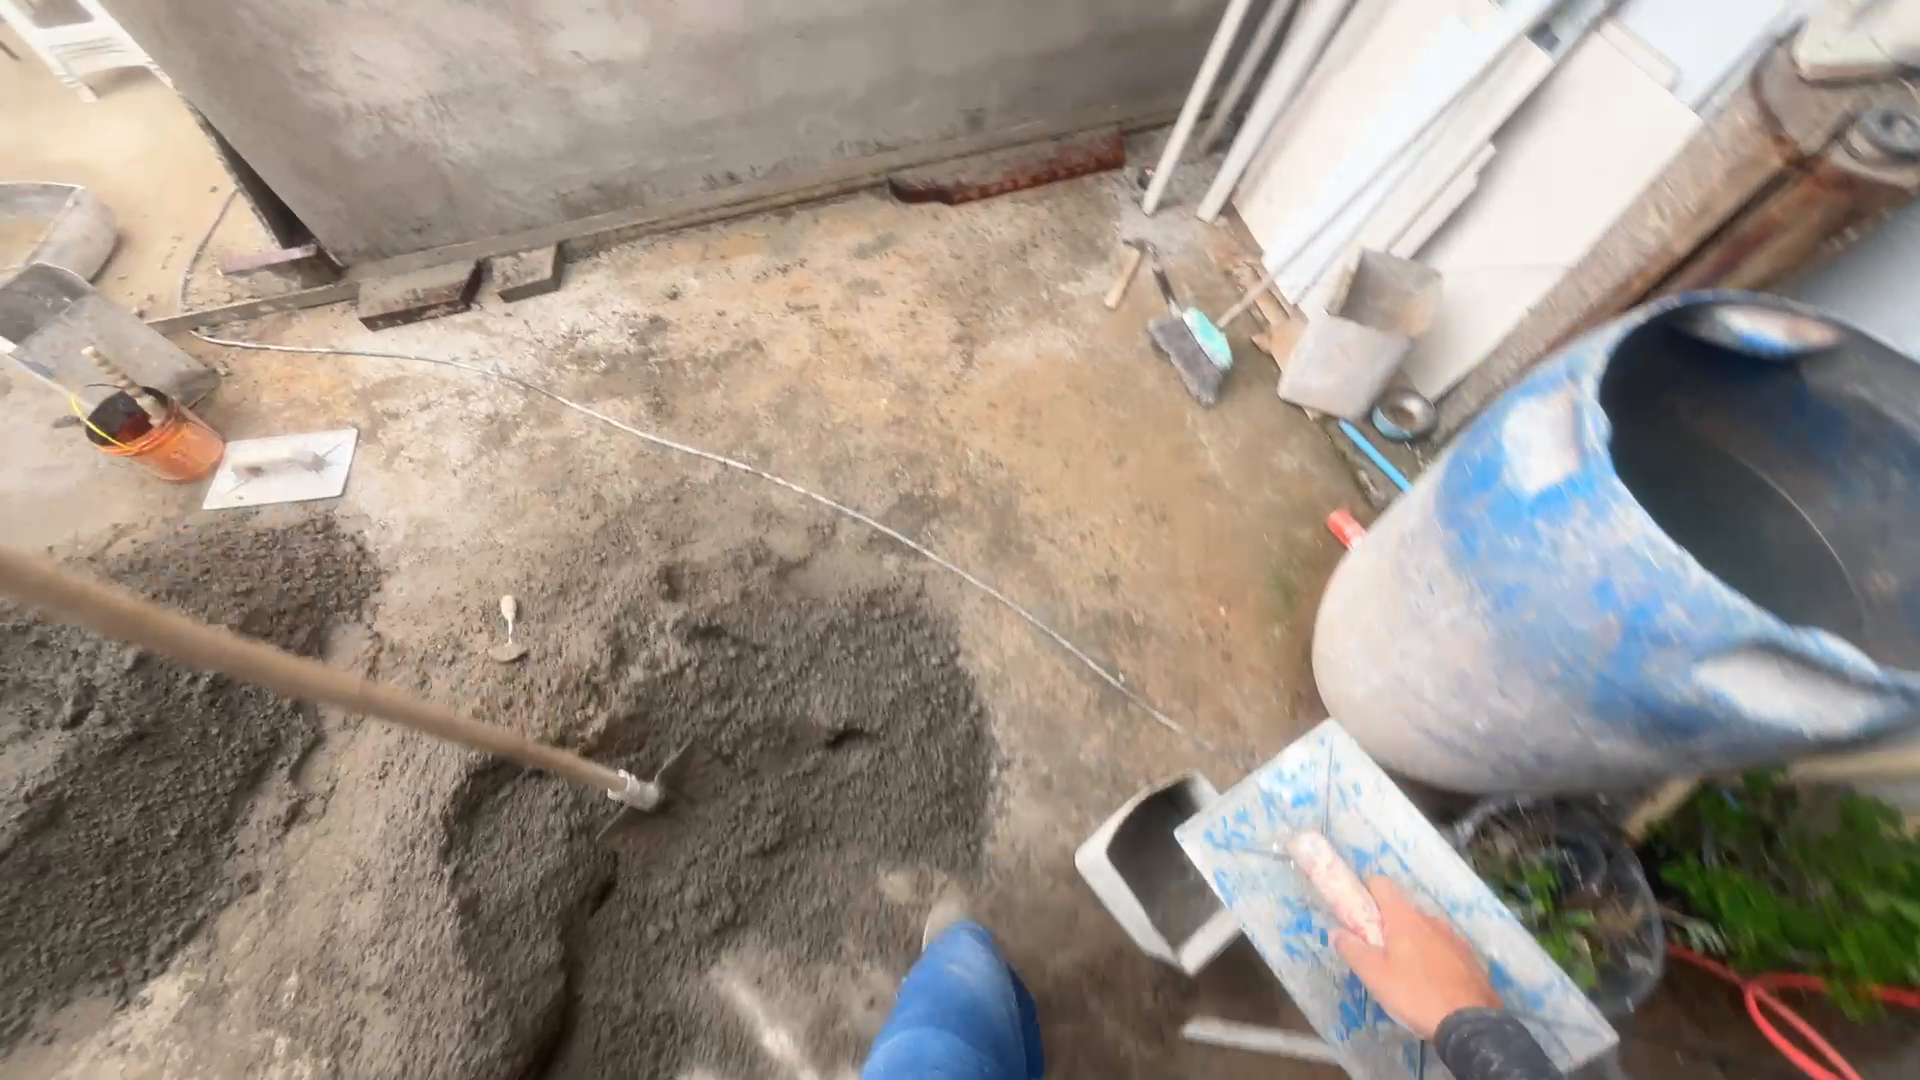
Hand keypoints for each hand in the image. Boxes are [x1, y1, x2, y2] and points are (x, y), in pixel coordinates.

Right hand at [1332, 876, 1500, 1038]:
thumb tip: (1336, 932)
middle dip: (1388, 924)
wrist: (1474, 1028)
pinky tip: (1432, 984)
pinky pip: (1444, 949)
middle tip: (1379, 951)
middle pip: (1402, 909)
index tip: (1358, 912)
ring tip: (1407, 973)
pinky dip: (1434, 959)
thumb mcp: (1374, 975)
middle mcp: (1431, 920)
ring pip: (1424, 931)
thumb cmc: (1416, 994)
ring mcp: (1455, 939)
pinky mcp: (1472, 961)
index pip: (1381, 883)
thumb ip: (1351, 949)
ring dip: (1413, 942)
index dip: (1366, 891)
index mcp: (1404, 916)